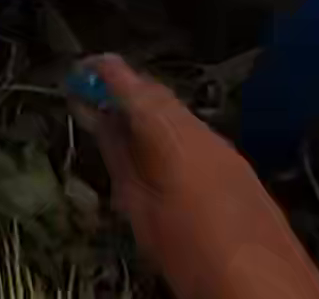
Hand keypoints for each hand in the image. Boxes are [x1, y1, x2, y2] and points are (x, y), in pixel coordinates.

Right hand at [81, 56, 318, 298]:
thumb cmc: (189, 248)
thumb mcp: (134, 199)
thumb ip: (114, 149)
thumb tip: (93, 113)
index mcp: (169, 131)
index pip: (126, 78)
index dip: (96, 71)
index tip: (74, 78)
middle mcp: (202, 133)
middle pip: (154, 91)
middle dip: (120, 90)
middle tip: (91, 105)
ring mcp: (228, 153)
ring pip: (176, 112)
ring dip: (144, 112)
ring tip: (118, 133)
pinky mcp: (244, 174)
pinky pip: (195, 135)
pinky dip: (168, 132)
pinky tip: (155, 159)